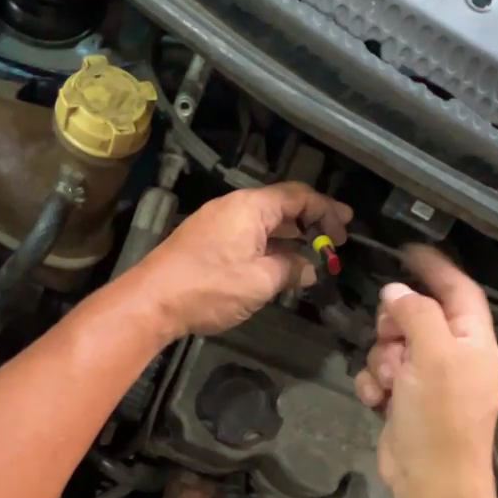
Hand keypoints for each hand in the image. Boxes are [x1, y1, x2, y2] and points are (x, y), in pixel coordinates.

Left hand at [126, 182, 351, 338]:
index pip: (299, 196)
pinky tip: (280, 264)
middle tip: (335, 242)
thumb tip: (310, 268)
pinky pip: (248, 235)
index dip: (326, 210)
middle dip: (311, 223)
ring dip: (291, 237)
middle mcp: (234, 207)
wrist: (152, 301)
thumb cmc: (209, 287)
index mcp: (251, 207)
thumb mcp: (260, 281)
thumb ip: (290, 270)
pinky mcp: (206, 241)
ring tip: (313, 256)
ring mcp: (217, 223)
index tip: (346, 227)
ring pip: (264, 223)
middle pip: (282, 206)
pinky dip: (270, 245)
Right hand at [353, 246, 497, 497]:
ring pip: (394, 347)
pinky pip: (382, 376)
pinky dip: (374, 384)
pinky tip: (376, 400)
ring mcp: (428, 382)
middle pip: (418, 317)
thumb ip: (417, 314)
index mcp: (473, 342)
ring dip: (382, 358)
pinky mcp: (404, 403)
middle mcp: (453, 358)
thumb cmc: (441, 417)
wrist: (432, 483)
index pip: (459, 291)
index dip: (437, 269)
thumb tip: (397, 293)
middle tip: (388, 334)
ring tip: (388, 381)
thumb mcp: (435, 354)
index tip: (409, 251)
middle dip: (396, 323)